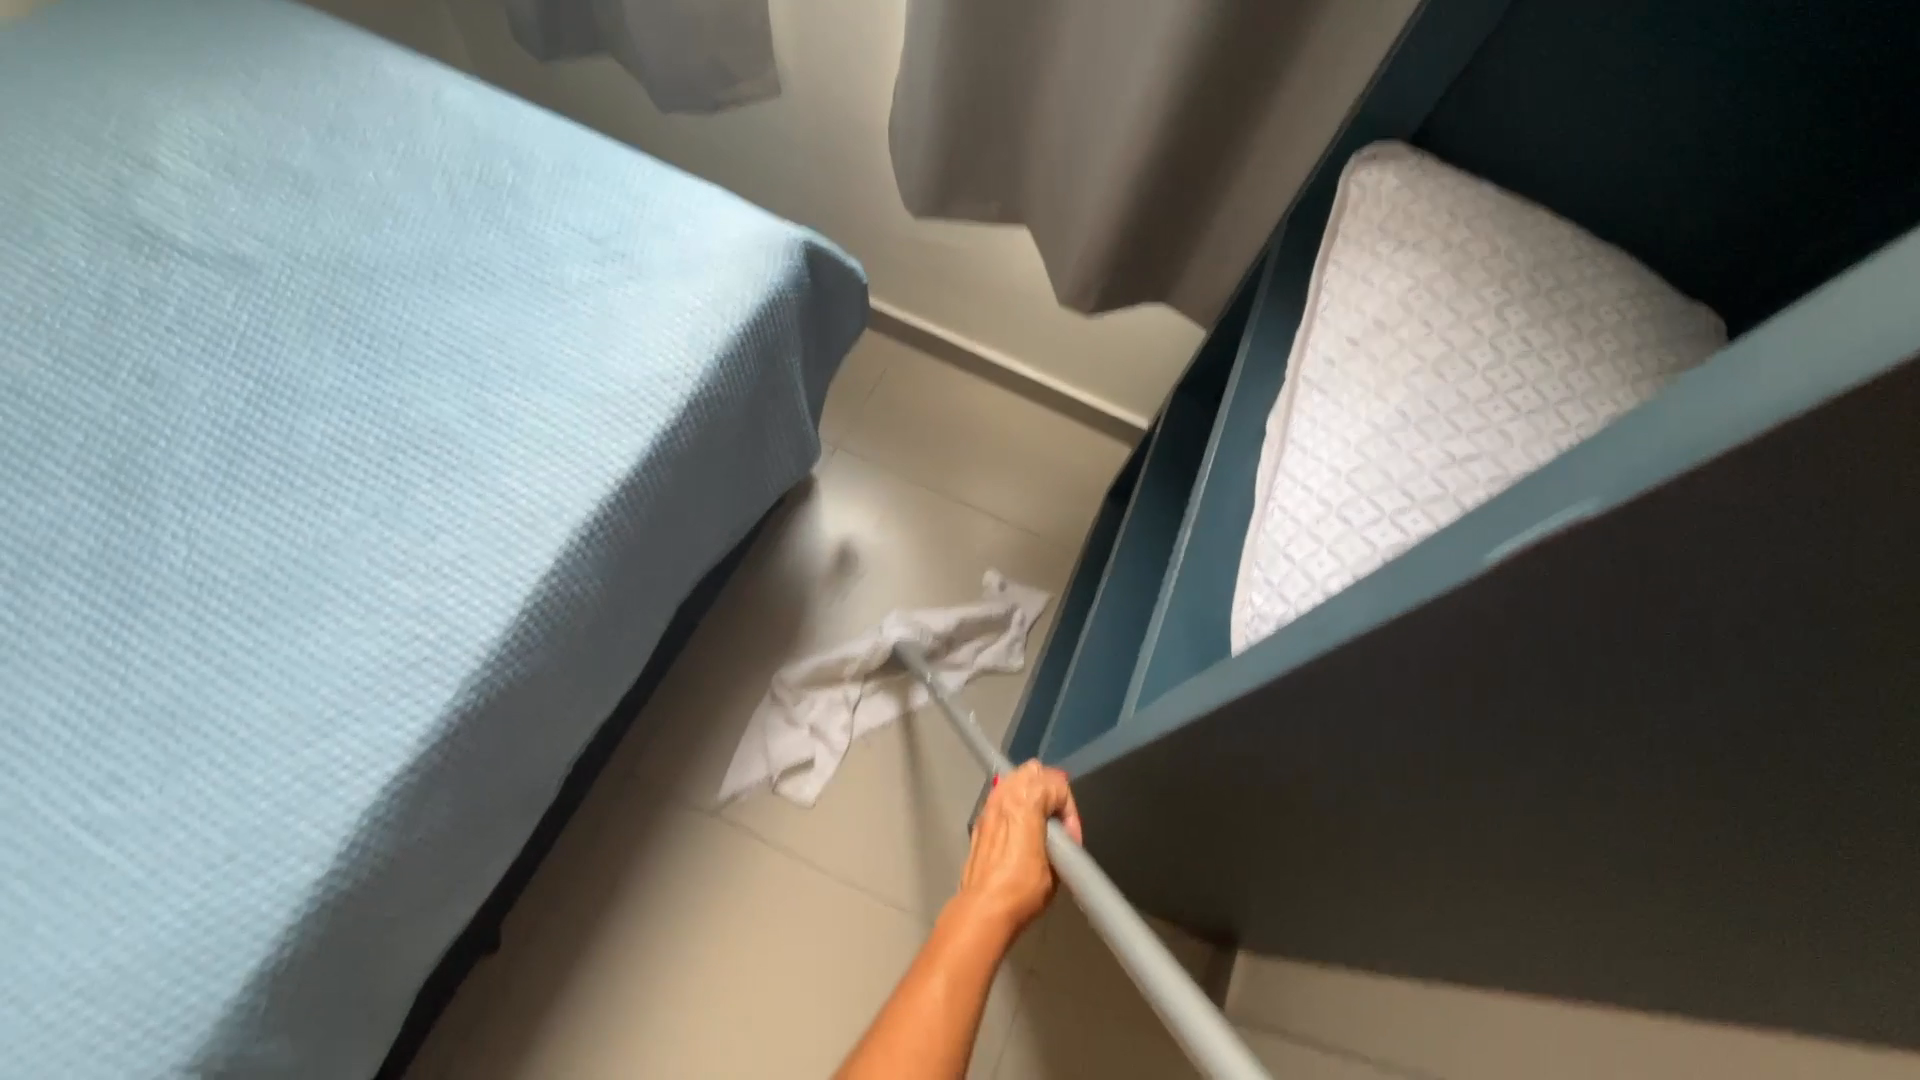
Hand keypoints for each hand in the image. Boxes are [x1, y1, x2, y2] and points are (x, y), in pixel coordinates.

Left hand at [950, 761, 1082, 938]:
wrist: (985, 907)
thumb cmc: (1024, 888)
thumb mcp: (1057, 865)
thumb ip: (1060, 838)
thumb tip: (1060, 834)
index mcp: (1027, 801)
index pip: (1058, 784)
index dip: (1071, 810)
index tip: (1071, 838)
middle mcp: (1005, 795)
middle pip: (1033, 771)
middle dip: (1050, 790)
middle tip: (1058, 819)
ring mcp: (989, 806)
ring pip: (1014, 779)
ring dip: (1030, 793)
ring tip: (1041, 820)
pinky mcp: (979, 820)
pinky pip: (1000, 796)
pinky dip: (1013, 803)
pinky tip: (1020, 827)